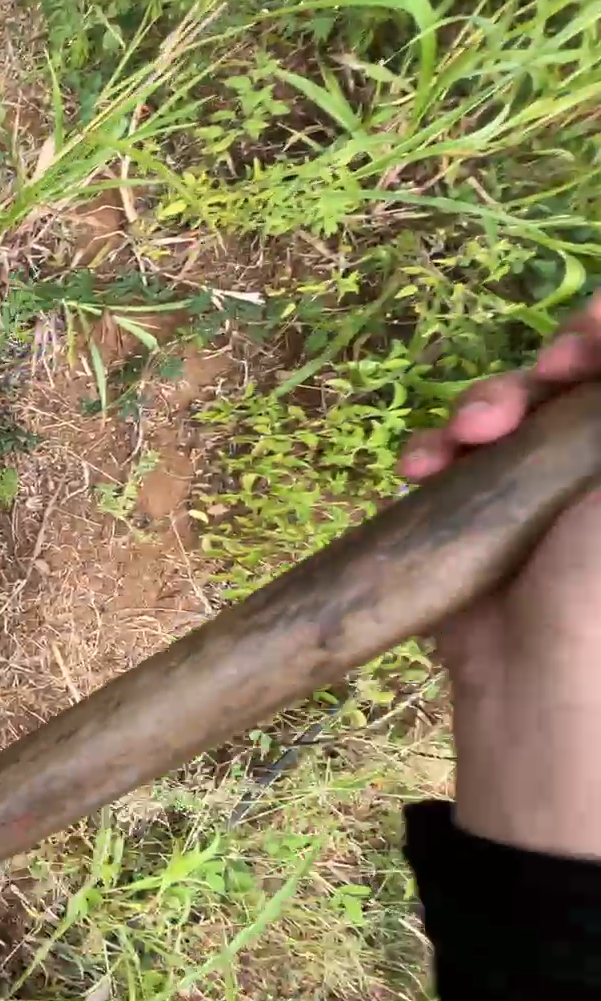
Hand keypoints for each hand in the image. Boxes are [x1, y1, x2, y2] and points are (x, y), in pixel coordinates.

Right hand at [400, 292, 600, 860]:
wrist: (543, 663)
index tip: (588, 337)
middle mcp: (592, 461)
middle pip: (570, 379)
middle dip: (538, 373)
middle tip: (531, 386)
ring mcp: (534, 481)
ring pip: (499, 411)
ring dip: (473, 412)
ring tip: (458, 437)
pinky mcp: (469, 505)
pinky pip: (443, 456)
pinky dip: (427, 452)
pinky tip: (417, 468)